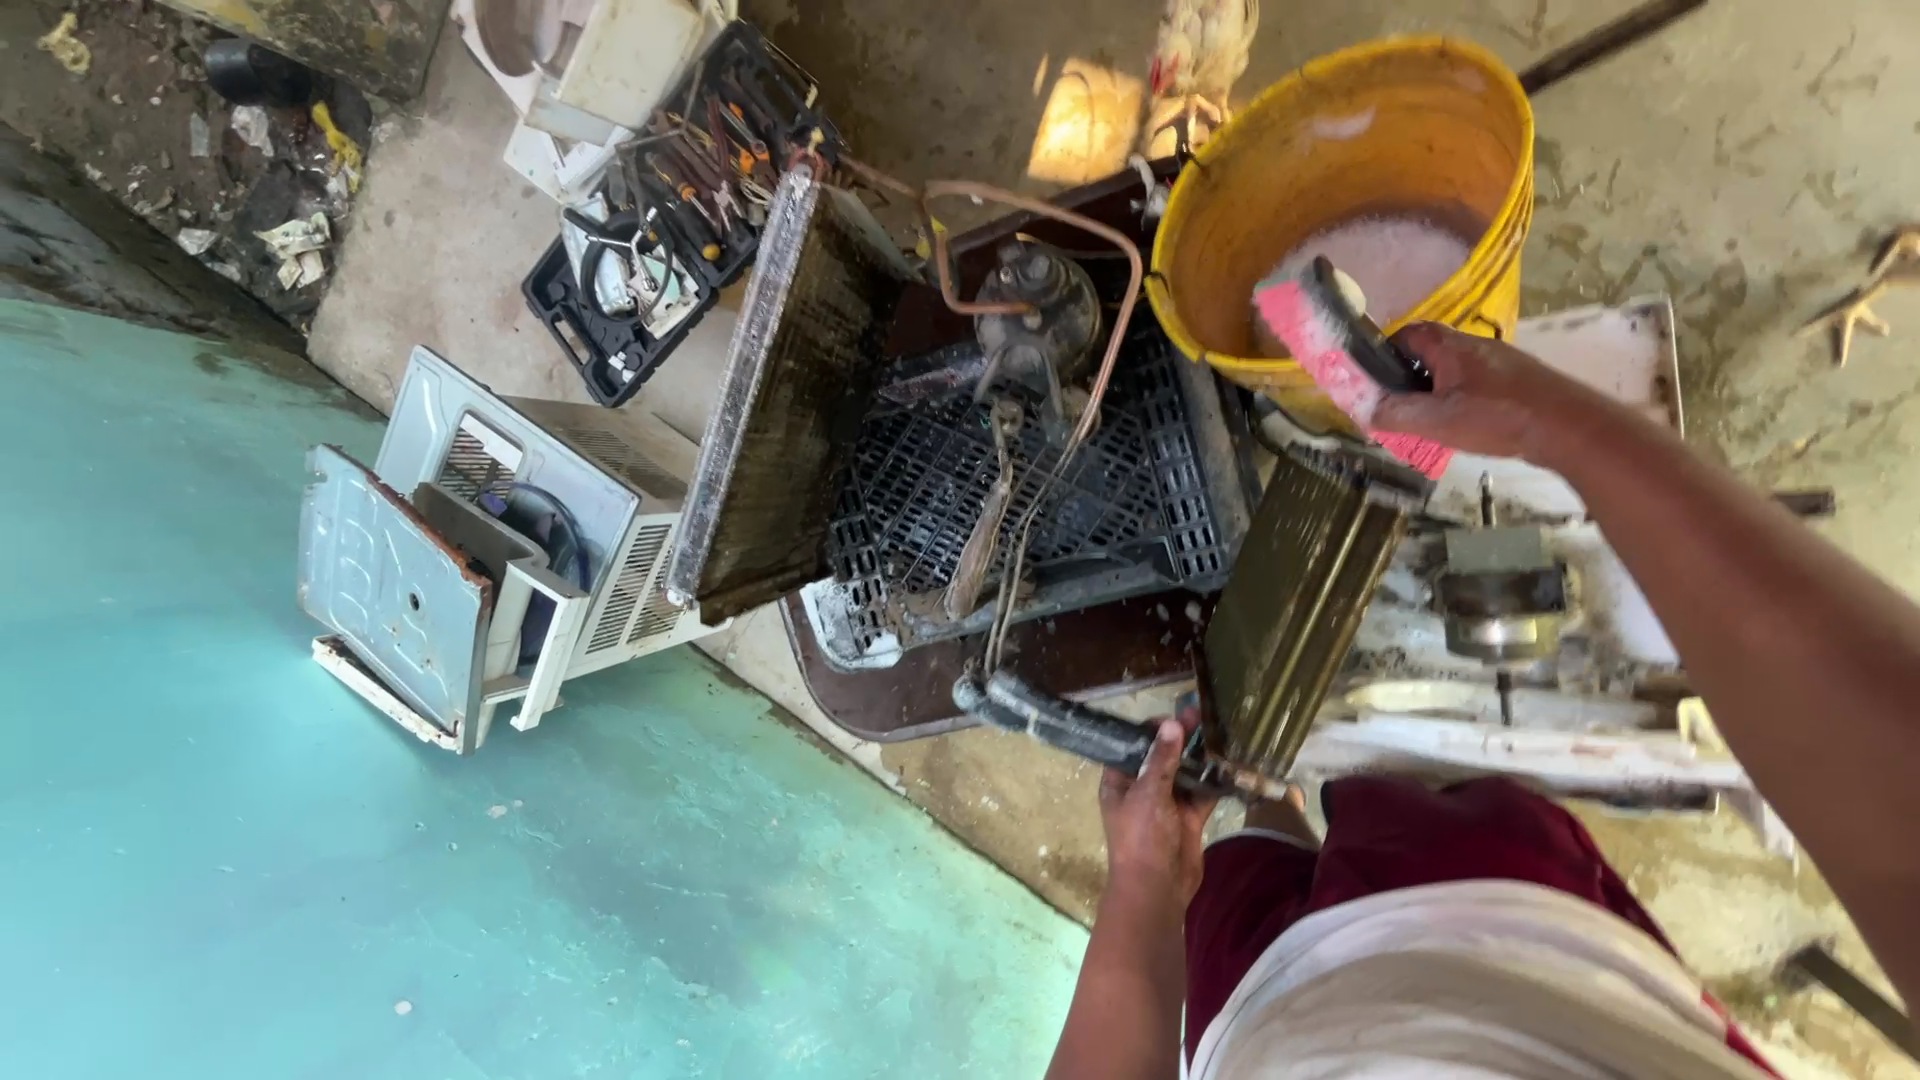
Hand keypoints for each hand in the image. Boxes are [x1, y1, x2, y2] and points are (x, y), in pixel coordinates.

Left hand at [1098, 709, 1217, 909]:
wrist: (1157, 889)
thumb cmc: (1142, 837)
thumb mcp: (1148, 793)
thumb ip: (1162, 759)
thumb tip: (1172, 724)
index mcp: (1119, 781)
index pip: (1133, 746)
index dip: (1150, 730)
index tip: (1172, 717)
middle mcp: (1141, 789)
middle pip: (1161, 757)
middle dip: (1179, 738)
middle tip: (1199, 715)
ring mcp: (1166, 804)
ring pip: (1183, 773)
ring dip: (1198, 756)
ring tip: (1216, 731)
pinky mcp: (1188, 819)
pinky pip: (1201, 794)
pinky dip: (1213, 781)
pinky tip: (1228, 762)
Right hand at [1374, 322, 1619, 465]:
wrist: (1571, 427)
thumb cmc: (1497, 418)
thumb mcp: (1435, 421)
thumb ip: (1394, 413)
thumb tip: (1364, 410)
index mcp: (1451, 347)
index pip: (1408, 333)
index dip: (1385, 351)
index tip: (1374, 379)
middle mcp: (1475, 346)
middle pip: (1430, 352)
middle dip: (1408, 377)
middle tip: (1396, 406)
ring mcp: (1500, 361)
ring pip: (1452, 369)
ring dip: (1434, 390)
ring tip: (1427, 420)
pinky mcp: (1517, 379)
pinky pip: (1475, 382)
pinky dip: (1459, 398)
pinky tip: (1462, 424)